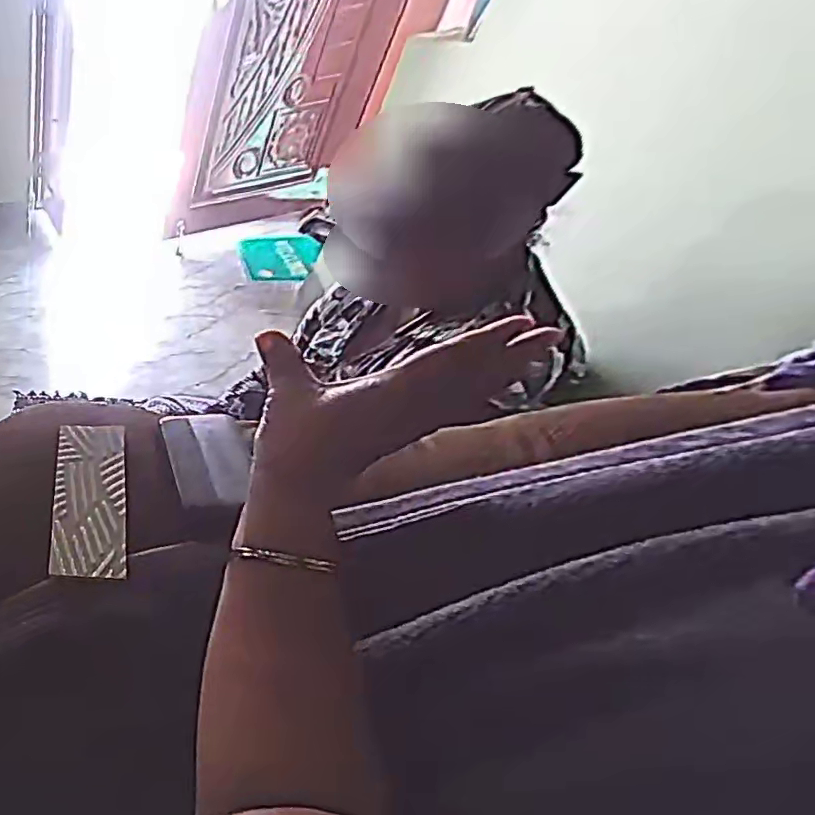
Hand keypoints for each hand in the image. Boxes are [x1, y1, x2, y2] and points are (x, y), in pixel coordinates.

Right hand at [250, 315, 563, 496]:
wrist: (300, 489)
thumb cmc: (297, 443)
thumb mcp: (286, 396)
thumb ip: (282, 363)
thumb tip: (266, 335)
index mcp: (388, 389)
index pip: (447, 359)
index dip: (484, 341)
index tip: (521, 324)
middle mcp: (409, 407)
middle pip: (470, 376)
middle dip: (508, 355)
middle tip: (548, 335)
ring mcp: (409, 426)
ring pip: (467, 396)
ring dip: (501, 376)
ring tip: (532, 359)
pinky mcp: (401, 441)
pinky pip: (450, 414)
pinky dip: (473, 401)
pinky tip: (485, 397)